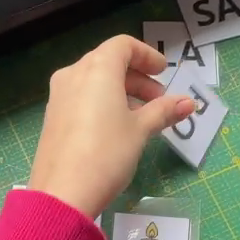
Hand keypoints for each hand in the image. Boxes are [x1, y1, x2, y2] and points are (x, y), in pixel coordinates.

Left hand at [28, 35, 195, 216]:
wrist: (62, 194)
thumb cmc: (107, 154)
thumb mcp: (140, 131)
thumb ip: (163, 111)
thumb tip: (188, 103)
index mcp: (96, 69)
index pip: (123, 46)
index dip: (147, 55)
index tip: (163, 72)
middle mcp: (73, 75)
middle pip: (108, 63)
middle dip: (137, 78)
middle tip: (158, 100)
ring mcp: (58, 97)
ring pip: (93, 82)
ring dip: (120, 92)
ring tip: (141, 117)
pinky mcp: (51, 118)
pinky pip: (81, 99)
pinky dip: (101, 104)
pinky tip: (115, 129)